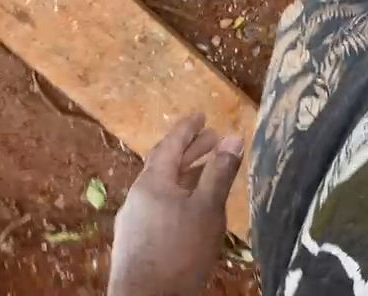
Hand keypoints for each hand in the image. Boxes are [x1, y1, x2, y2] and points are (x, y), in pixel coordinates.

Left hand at [107, 113, 245, 295]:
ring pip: (162, 187)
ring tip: (210, 170)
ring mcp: (134, 222)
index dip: (187, 128)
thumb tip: (233, 137)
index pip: (170, 145)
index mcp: (151, 184)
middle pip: (164, 165)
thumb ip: (220, 171)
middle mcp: (137, 198)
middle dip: (190, 149)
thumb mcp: (207, 208)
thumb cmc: (179, 252)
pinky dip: (179, 194)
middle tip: (213, 138)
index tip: (202, 115)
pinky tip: (194, 206)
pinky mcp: (136, 243)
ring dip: (186, 174)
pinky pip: (159, 205)